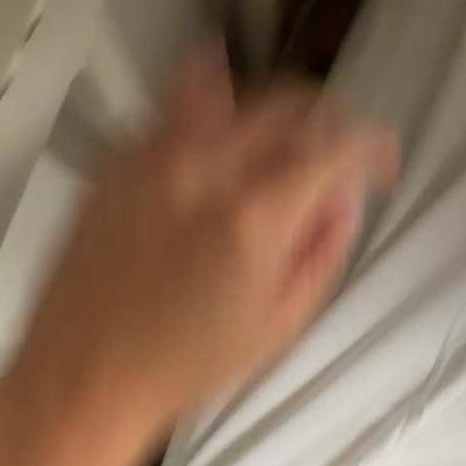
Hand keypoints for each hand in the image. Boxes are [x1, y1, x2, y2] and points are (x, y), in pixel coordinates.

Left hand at [8, 42, 398, 428]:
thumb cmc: (179, 365)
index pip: (331, 152)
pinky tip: (225, 112)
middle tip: (341, 147)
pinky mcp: (119, 162)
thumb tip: (342, 206)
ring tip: (289, 126)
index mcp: (251, 222)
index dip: (369, 148)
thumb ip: (321, 256)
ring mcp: (154, 160)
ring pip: (232, 93)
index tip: (379, 159)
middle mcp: (202, 174)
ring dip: (275, 106)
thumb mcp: (278, 327)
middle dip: (330, 120)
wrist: (86, 372)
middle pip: (287, 108)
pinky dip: (213, 100)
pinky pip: (176, 107)